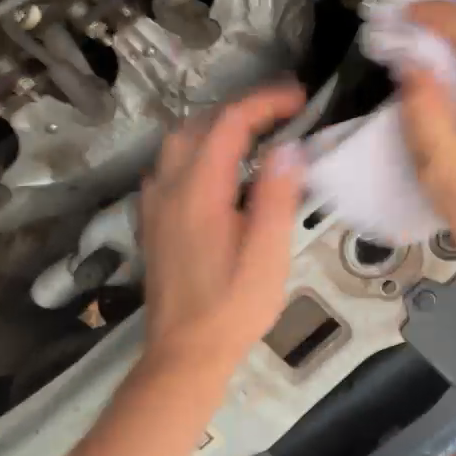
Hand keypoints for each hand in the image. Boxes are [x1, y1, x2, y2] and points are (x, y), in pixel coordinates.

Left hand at [137, 88, 305, 379]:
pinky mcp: (154, 221)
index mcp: (199, 191)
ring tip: (257, 129)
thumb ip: (276, 195)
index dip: (266, 101)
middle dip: (245, 107)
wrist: (184, 357)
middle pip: (201, 124)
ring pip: (181, 141)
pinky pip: (171, 164)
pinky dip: (200, 147)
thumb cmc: (233, 306)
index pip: (230, 122)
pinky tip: (222, 165)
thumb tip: (289, 147)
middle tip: (285, 110)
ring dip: (220, 124)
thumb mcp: (268, 254)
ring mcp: (156, 205)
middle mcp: (170, 189)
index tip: (301, 99)